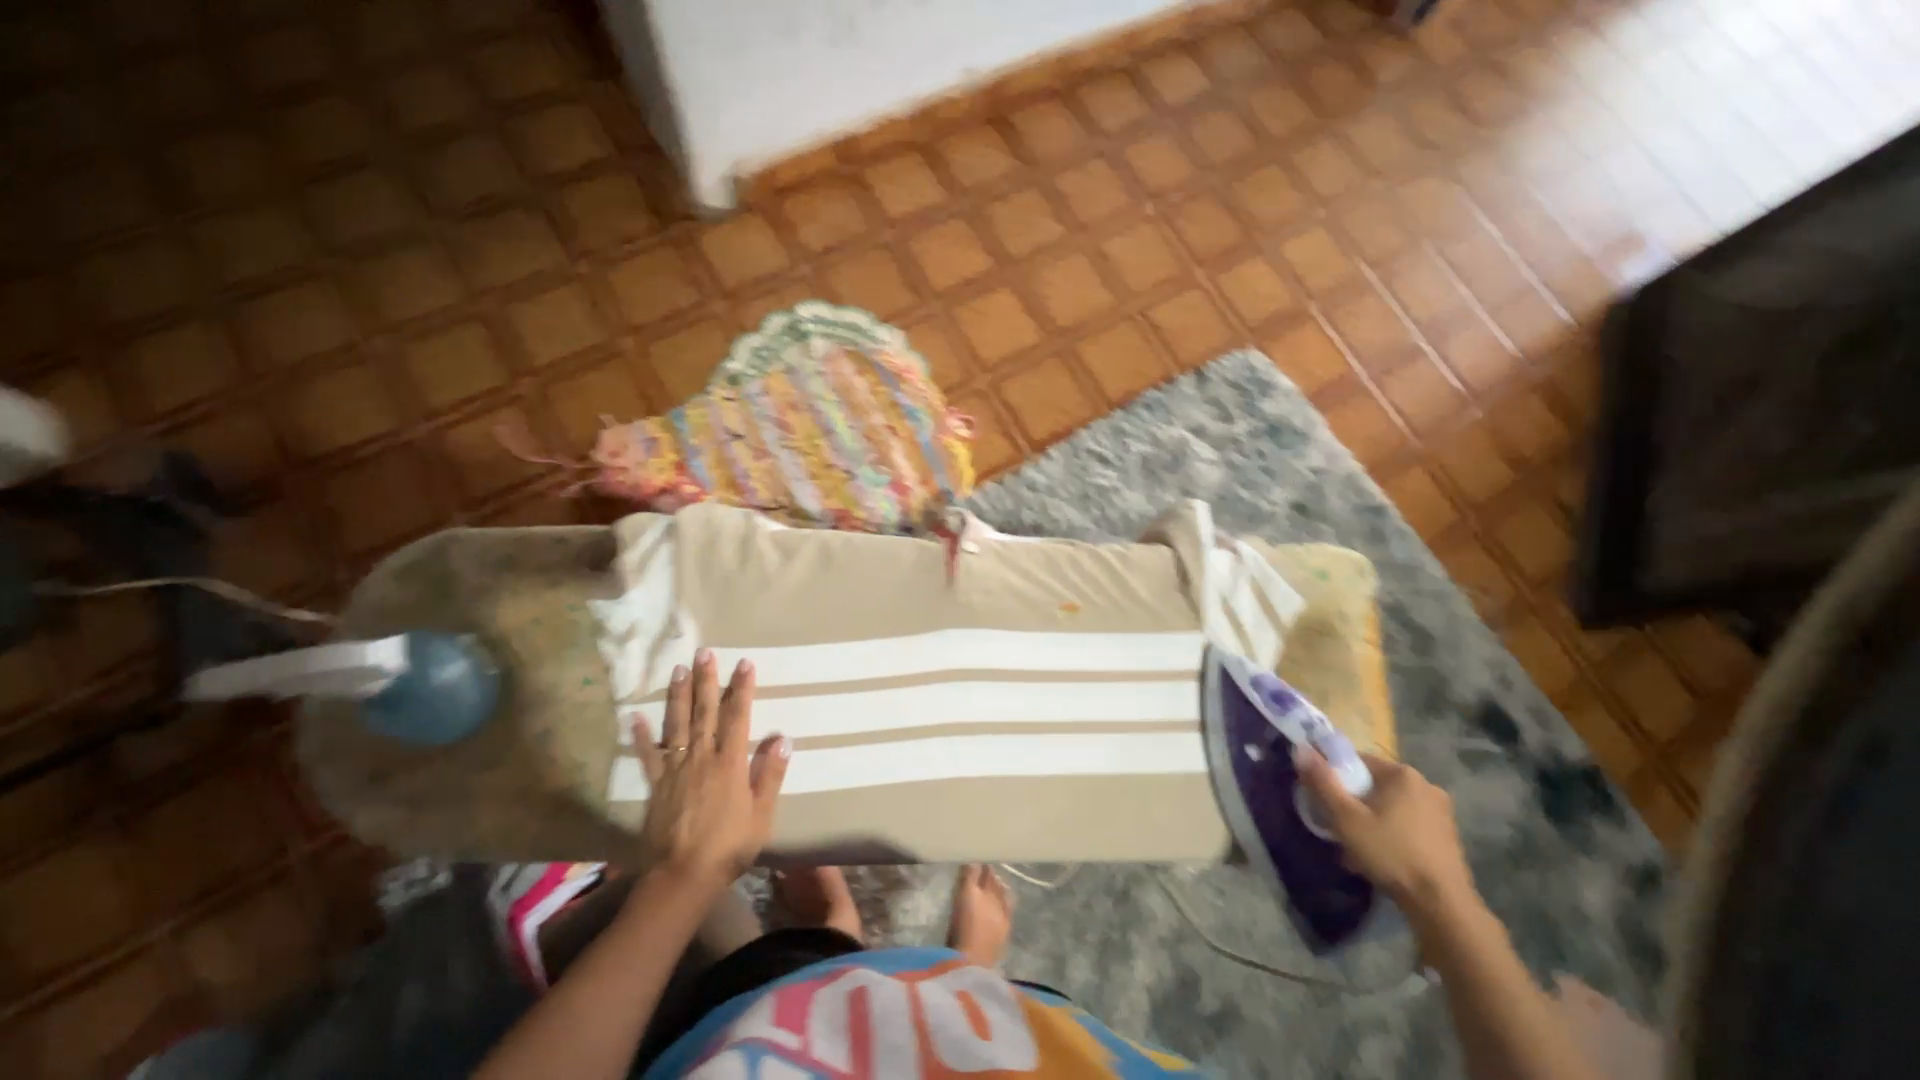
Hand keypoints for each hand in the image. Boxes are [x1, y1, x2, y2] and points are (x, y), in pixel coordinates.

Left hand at [632, 649, 789, 891]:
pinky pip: (648, 756)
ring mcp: (676, 770)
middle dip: (706, 681)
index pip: (738, 717)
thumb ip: (770, 775)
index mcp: (730, 764)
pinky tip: (635, 716)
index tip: (745, 664)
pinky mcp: (656, 786)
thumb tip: (782, 738)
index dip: (742, 689)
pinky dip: (641, 736)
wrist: (683, 875)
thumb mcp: (762, 814)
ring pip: (677, 725)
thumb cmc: (729, 847)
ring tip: (678, 669)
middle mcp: (702, 758)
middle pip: (705, 712)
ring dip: (678, 696)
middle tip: (705, 653)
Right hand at [1296, 746, 1475, 916]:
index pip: (1358, 761)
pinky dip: (1394, 833)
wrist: (1440, 902)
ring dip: (1374, 820)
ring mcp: (1442, 810)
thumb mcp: (1346, 819)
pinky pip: (1410, 824)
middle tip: (1341, 830)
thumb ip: (1322, 782)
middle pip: (1376, 785)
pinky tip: (1385, 858)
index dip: (1336, 779)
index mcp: (1402, 773)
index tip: (1326, 803)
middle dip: (1356, 804)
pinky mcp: (1449, 834)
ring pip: (1393, 806)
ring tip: (1360, 849)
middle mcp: (1426, 784)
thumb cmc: (1390, 853)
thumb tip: (1301, 749)